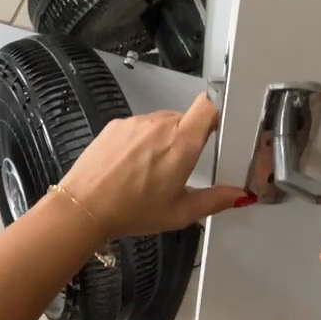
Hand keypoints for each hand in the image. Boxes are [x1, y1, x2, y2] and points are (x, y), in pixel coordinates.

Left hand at [58, 93, 253, 236]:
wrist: (84, 207)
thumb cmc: (129, 210)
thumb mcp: (179, 213)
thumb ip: (214, 201)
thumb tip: (236, 196)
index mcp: (182, 143)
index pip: (209, 106)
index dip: (216, 115)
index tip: (216, 131)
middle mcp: (160, 125)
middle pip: (185, 117)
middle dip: (187, 138)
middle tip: (180, 166)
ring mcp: (136, 123)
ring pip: (161, 122)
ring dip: (163, 140)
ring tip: (151, 171)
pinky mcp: (116, 125)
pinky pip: (138, 126)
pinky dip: (140, 142)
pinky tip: (132, 166)